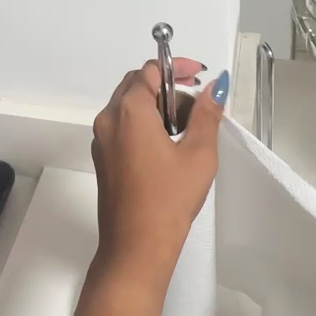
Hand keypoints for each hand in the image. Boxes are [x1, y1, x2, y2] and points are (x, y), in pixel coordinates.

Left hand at [89, 60, 223, 287]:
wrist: (135, 246)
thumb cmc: (169, 199)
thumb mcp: (198, 155)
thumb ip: (207, 115)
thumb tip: (215, 88)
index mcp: (129, 111)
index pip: (149, 71)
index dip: (175, 68)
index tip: (199, 76)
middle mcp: (108, 119)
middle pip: (135, 85)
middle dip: (167, 87)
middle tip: (196, 103)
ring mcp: (101, 139)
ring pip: (128, 106)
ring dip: (156, 106)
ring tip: (187, 128)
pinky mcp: (102, 157)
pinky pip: (122, 126)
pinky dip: (144, 123)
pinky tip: (168, 146)